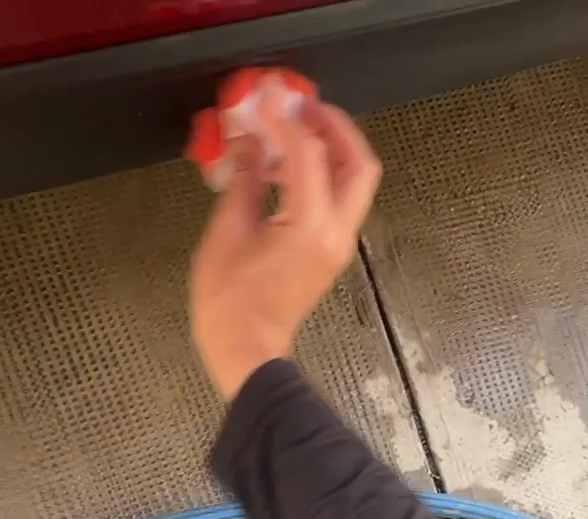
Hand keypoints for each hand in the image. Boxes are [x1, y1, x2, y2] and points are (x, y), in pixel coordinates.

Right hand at [189, 93, 382, 398]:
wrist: (247, 350)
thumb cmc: (231, 304)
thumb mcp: (228, 232)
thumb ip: (245, 179)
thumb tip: (249, 142)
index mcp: (310, 228)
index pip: (309, 152)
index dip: (285, 118)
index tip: (263, 99)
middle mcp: (336, 235)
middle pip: (359, 163)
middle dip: (333, 127)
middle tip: (299, 106)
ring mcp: (338, 246)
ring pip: (354, 182)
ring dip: (329, 149)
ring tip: (286, 134)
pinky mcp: (331, 253)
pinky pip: (338, 202)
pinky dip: (321, 176)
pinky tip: (284, 169)